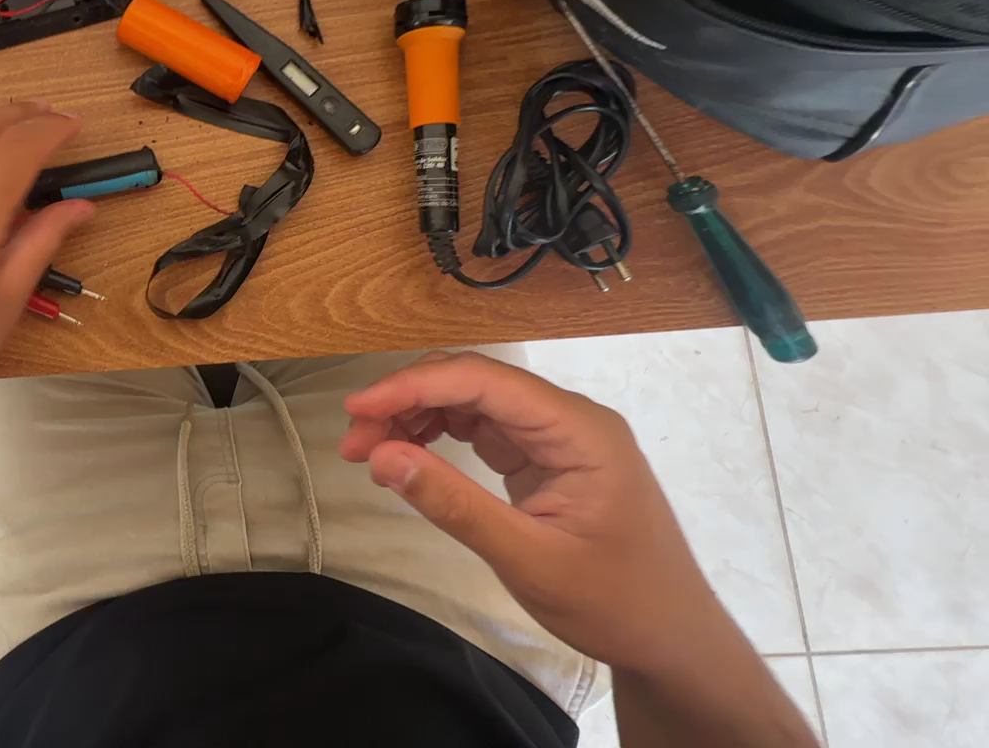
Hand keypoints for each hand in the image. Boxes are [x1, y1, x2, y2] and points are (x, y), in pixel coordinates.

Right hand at [338, 352, 728, 673]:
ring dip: (410, 416)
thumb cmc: (616, 604)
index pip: (480, 380)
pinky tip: (405, 454)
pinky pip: (472, 423)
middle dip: (403, 402)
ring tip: (368, 452)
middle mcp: (562, 416)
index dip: (411, 386)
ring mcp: (549, 432)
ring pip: (463, 398)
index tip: (356, 410)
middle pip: (467, 381)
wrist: (673, 646)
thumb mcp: (529, 559)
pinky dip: (430, 433)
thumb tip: (380, 456)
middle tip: (354, 443)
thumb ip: (453, 504)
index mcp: (577, 429)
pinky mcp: (535, 452)